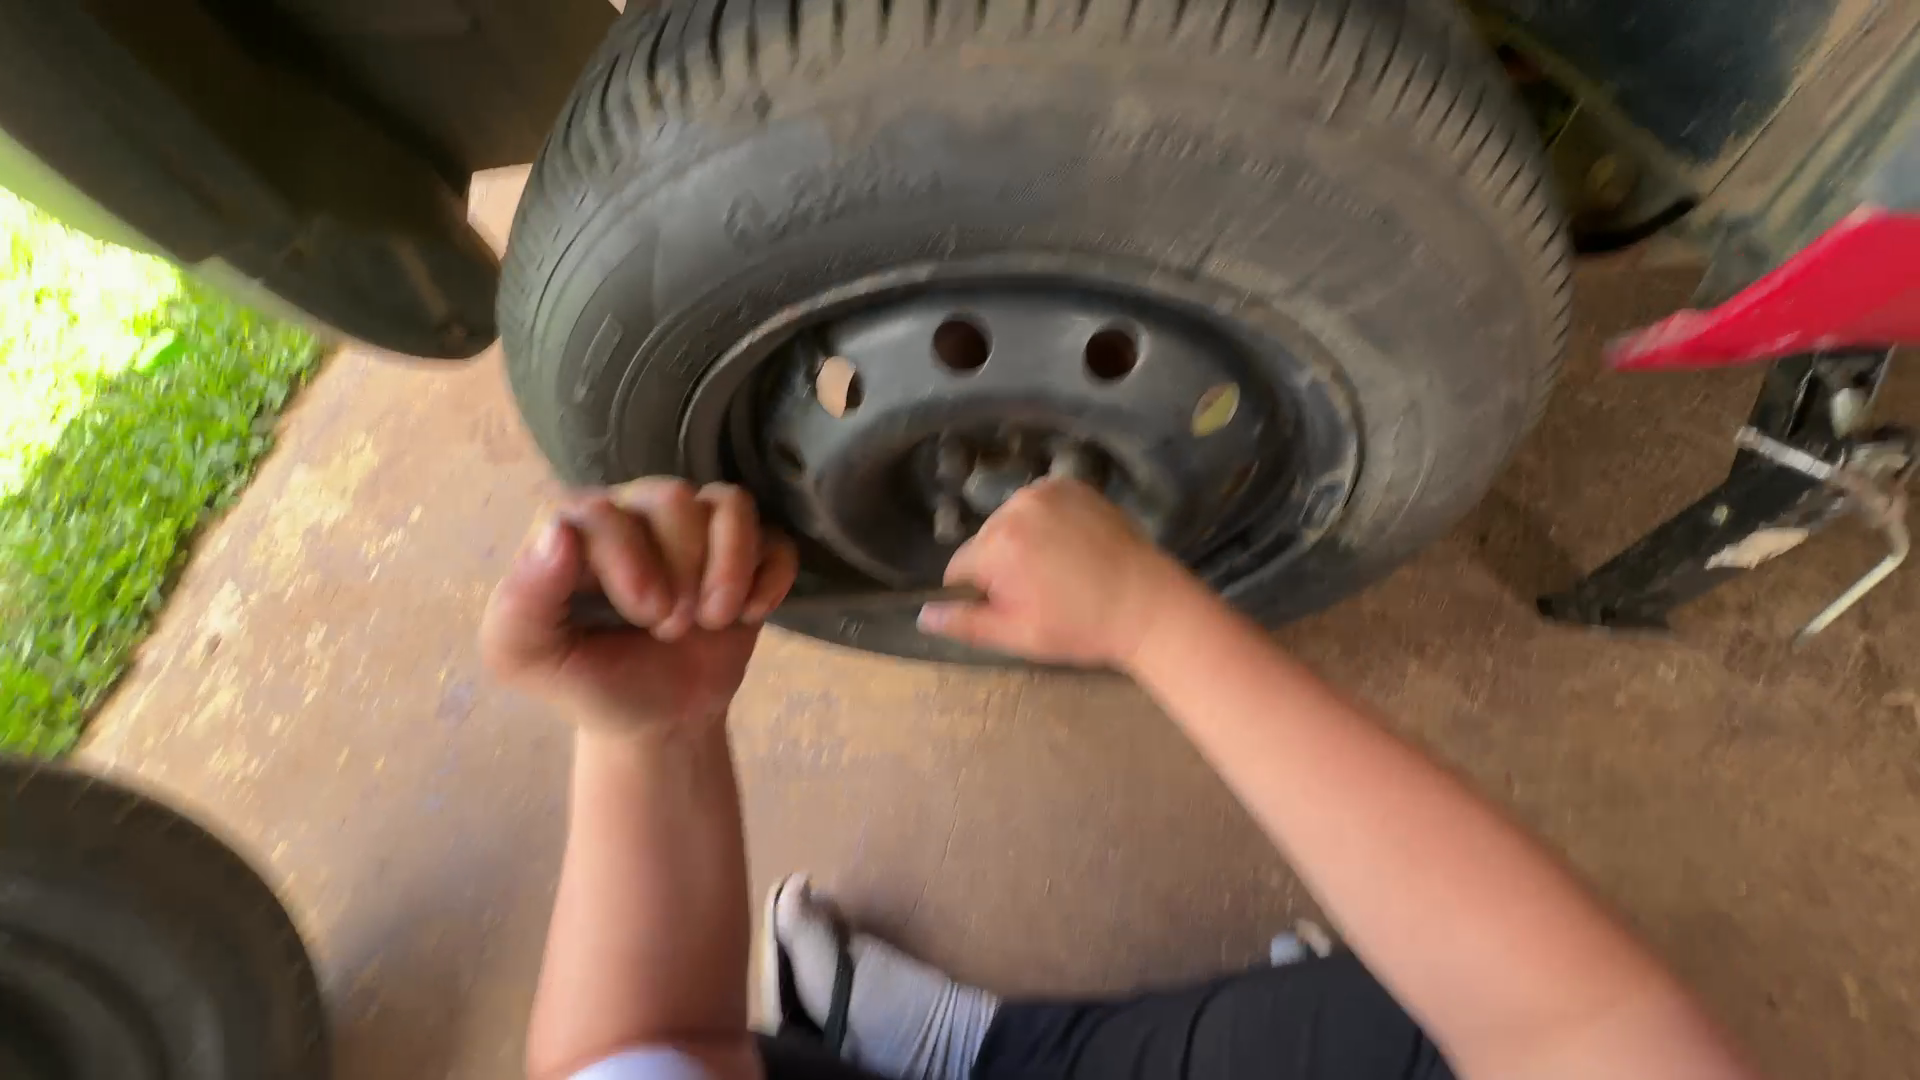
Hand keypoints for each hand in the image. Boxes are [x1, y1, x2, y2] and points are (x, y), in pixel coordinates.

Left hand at [481, 478, 797, 731]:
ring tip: (715, 617)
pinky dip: (770, 578)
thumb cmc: (593, 680)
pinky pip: (776, 537)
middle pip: (674, 498)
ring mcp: (701, 529)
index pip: (601, 510)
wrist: (661, 716)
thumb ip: (522, 602)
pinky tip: (750, 614)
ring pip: (730, 503)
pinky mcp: (751, 552)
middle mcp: (639, 512)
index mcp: (578, 529)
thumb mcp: (529, 659)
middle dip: (682, 569)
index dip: (630, 560)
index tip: (646, 616)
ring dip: (731, 567)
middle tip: (672, 626)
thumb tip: (561, 533)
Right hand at [916, 477, 1192, 666]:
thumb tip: (922, 614)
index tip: (1011, 604)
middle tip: (1041, 590)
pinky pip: (1038, 504)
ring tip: (1059, 568)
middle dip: (1001, 564)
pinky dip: (1046, 521)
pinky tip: (1071, 546)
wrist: (1148, 604)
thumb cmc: (1080, 626)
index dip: (980, 591)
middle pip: (985, 540)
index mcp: (999, 545)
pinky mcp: (1072, 484)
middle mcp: (1016, 507)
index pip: (960, 567)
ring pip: (1011, 521)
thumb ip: (965, 622)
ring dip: (1023, 540)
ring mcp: (1047, 491)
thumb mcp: (1017, 635)